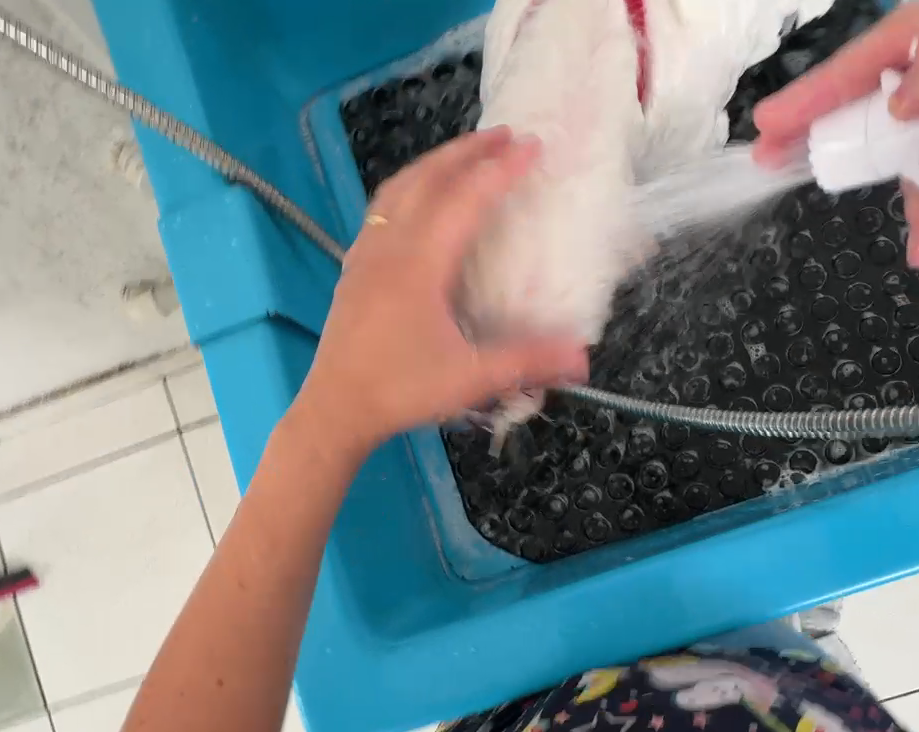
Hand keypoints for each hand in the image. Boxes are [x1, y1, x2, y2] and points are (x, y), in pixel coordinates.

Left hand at [293, 128, 589, 456]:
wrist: (337, 409)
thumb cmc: (401, 391)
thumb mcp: (469, 379)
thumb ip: (526, 363)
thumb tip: (582, 359)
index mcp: (420, 264)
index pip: (466, 199)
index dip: (501, 170)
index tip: (533, 146)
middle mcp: (389, 247)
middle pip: (428, 178)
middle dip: (468, 151)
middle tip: (504, 135)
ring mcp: (365, 254)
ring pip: (398, 188)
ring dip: (434, 163)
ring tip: (464, 155)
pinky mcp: (352, 269)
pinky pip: (380, 210)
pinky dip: (406, 188)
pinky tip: (416, 199)